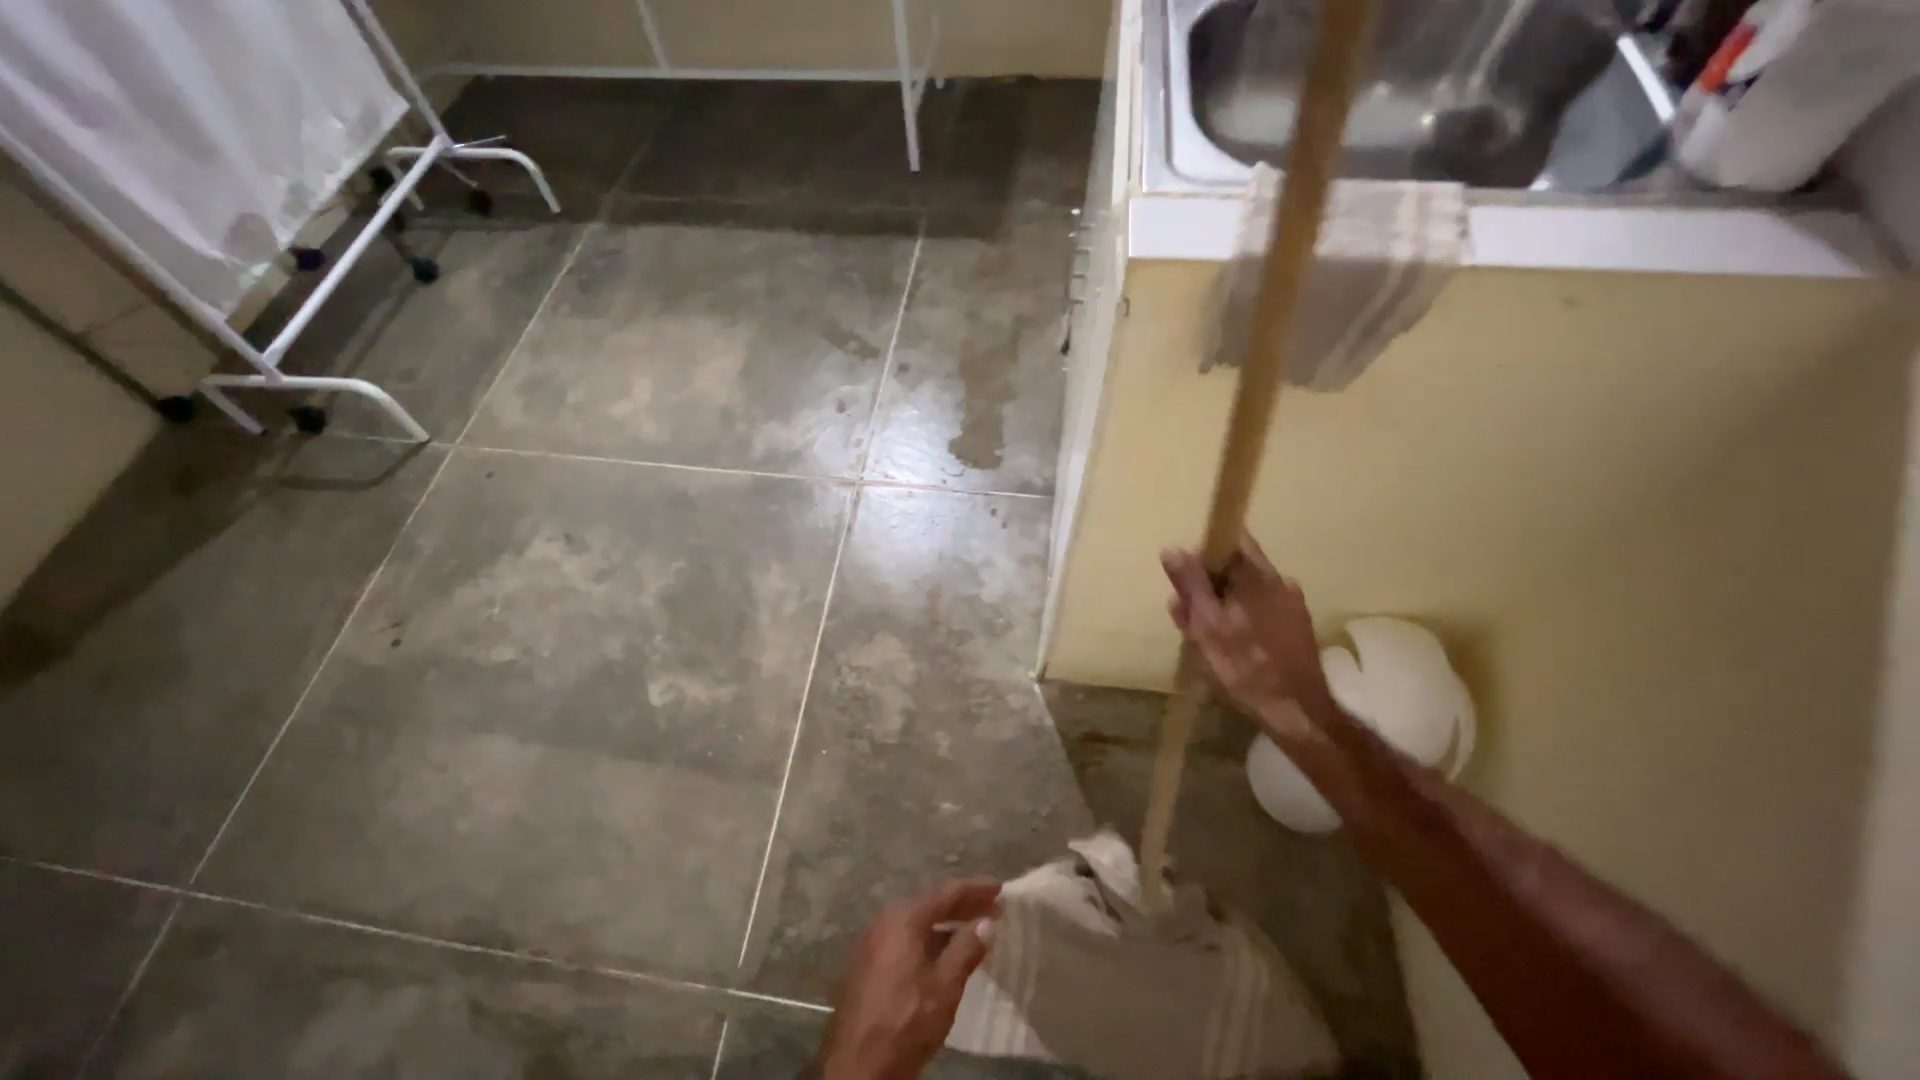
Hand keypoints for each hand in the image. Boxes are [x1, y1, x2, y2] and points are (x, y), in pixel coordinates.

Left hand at [815, 879, 1000, 1079]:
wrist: (856, 1065)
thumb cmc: (905, 1021)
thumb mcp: (944, 987)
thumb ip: (966, 950)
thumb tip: (985, 923)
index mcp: (902, 919)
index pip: (944, 893)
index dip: (973, 889)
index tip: (998, 888)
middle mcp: (883, 922)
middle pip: (928, 903)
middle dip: (961, 904)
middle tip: (991, 907)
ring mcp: (871, 944)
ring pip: (915, 922)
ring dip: (945, 923)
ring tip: (973, 929)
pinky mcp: (866, 965)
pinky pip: (903, 939)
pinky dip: (928, 939)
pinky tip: (944, 954)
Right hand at [1162, 536, 1335, 738]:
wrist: (1296, 710)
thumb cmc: (1244, 665)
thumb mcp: (1206, 625)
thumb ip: (1191, 585)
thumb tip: (1173, 548)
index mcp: (1257, 575)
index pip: (1230, 540)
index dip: (1204, 553)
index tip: (1186, 578)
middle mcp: (1279, 581)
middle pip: (1238, 566)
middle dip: (1209, 584)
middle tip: (1188, 614)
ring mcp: (1292, 604)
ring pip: (1249, 591)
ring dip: (1224, 603)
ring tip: (1205, 636)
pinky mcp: (1298, 627)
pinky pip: (1263, 610)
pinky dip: (1243, 618)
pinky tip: (1232, 645)